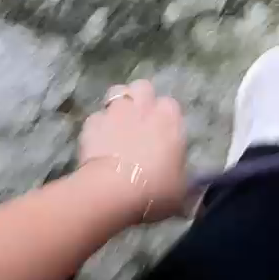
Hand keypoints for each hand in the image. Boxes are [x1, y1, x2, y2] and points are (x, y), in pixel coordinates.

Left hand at [79, 79, 187, 222]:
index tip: (163, 135)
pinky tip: (97, 142)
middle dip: (141, 99)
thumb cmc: (155, 189)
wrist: (113, 191)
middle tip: (140, 120)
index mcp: (170, 117)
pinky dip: (97, 127)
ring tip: (117, 124)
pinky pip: (96, 118)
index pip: (171, 106)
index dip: (166, 119)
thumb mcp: (180, 189)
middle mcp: (144, 106)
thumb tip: (186, 183)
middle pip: (143, 88)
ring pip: (117, 92)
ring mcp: (116, 111)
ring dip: (118, 105)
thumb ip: (182, 177)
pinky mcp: (92, 123)